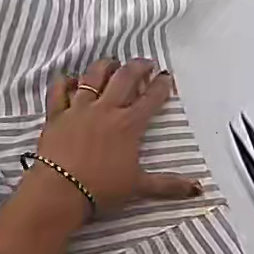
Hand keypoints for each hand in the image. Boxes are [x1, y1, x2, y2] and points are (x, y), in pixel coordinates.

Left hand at [0, 57, 198, 253]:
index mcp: (129, 125)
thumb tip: (197, 190)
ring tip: (112, 63)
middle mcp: (106, 110)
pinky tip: (71, 79)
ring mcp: (79, 109)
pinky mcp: (56, 115)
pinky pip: (59, 90)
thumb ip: (168, 185)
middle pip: (124, 78)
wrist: (60, 191)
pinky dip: (65, 82)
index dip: (161, 85)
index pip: (150, 98)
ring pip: (93, 77)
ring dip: (104, 66)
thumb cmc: (102, 189)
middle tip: (145, 62)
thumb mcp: (139, 187)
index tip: (166, 76)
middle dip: (137, 66)